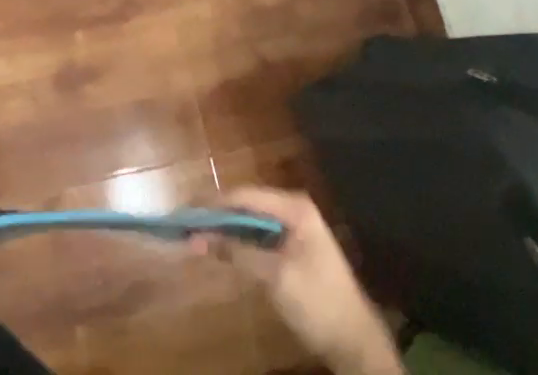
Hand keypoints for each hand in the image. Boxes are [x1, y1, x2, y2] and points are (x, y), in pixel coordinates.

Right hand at [200, 186, 403, 374]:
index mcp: (294, 209)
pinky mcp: (291, 249)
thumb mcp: (274, 277)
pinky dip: (236, 243)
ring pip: (248, 222)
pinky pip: (257, 238)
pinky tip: (218, 251)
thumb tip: (196, 238)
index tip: (183, 214)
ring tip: (194, 238)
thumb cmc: (318, 302)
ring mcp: (293, 230)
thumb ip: (236, 252)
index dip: (211, 205)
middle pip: (244, 206)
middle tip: (184, 227)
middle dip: (215, 217)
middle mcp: (293, 211)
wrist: (355, 341)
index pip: (243, 196)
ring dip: (223, 230)